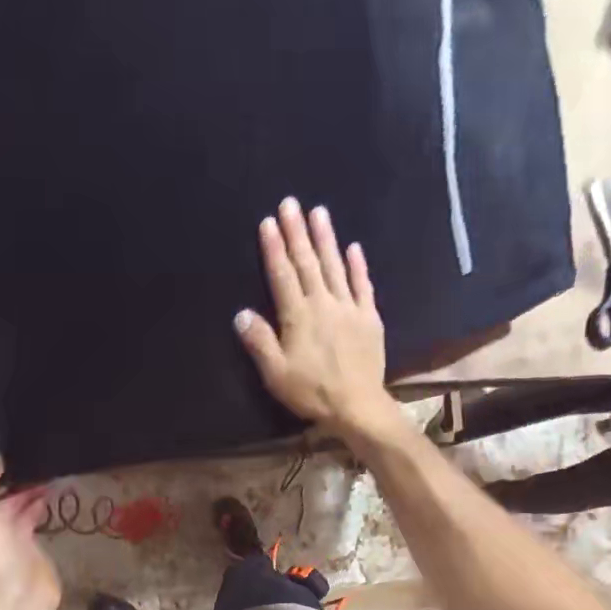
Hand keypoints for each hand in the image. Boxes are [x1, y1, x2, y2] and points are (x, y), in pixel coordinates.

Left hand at [0, 455, 60, 609]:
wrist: (14, 605)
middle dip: (4, 469)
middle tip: (25, 445)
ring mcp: (2, 533)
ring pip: (12, 498)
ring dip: (25, 481)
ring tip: (42, 459)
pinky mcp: (26, 542)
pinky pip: (31, 512)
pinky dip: (40, 498)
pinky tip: (52, 484)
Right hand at [234, 198, 401, 439]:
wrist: (357, 405)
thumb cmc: (312, 391)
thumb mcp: (275, 374)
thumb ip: (259, 341)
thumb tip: (241, 313)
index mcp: (298, 316)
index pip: (283, 275)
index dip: (274, 248)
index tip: (268, 222)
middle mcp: (324, 304)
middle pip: (308, 263)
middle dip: (298, 232)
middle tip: (291, 203)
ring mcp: (350, 308)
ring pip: (335, 267)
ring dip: (326, 239)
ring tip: (319, 212)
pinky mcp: (370, 318)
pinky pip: (363, 286)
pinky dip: (357, 266)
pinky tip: (353, 247)